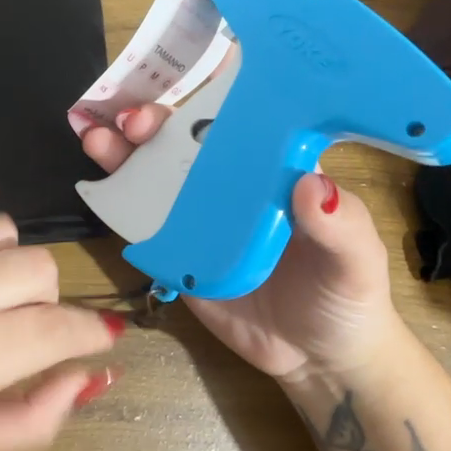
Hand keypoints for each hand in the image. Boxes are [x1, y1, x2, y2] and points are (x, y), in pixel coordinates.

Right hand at [82, 105, 403, 381]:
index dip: (209, 97)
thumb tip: (312, 183)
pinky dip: (115, 197)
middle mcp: (231, 183)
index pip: (239, 121)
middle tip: (130, 121)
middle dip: (153, 122)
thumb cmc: (346, 298)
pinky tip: (94, 180)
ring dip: (123, 150)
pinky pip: (141, 219)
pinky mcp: (174, 249)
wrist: (314, 360)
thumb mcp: (357, 262)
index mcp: (274, 169)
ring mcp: (198, 215)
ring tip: (95, 138)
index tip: (181, 91)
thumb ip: (341, 226)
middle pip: (186, 140)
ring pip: (155, 172)